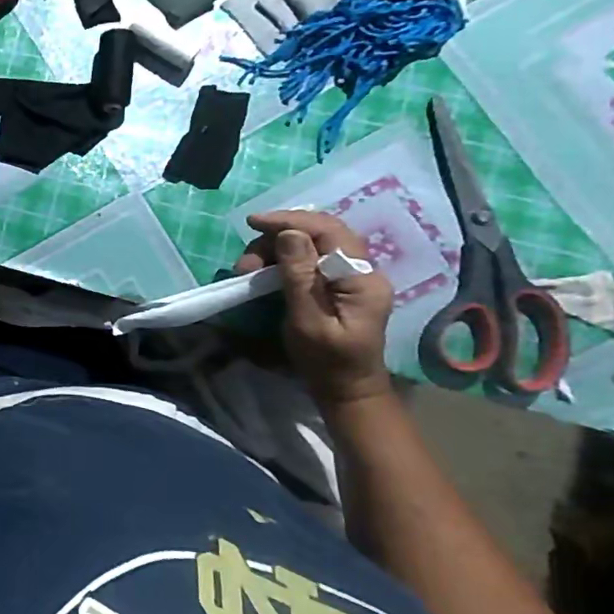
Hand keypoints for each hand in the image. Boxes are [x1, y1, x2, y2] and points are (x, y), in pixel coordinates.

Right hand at [234, 209, 395, 405]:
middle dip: (280, 236)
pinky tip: (269, 269)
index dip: (291, 221)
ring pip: (317, 243)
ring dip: (280, 248)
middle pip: (322, 232)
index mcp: (363, 279)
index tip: (254, 223)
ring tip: (251, 269)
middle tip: (248, 260)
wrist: (347, 392)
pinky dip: (288, 257)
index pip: (329, 231)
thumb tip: (290, 234)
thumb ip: (299, 276)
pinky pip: (317, 257)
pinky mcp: (344, 284)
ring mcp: (356, 276)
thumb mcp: (307, 322)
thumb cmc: (326, 363)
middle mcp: (365, 270)